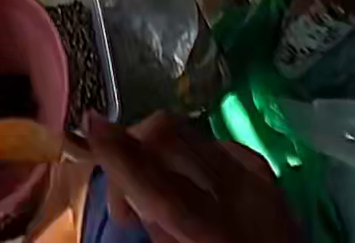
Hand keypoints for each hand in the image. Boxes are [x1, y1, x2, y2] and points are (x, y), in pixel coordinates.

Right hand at [84, 111, 301, 242]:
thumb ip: (160, 234)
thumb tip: (136, 202)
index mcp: (211, 232)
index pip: (153, 180)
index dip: (118, 151)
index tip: (90, 123)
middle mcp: (234, 190)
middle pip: (169, 135)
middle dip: (133, 148)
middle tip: (123, 202)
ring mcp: (254, 174)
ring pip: (189, 131)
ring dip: (159, 151)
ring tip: (153, 193)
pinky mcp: (264, 170)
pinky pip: (216, 145)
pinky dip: (192, 158)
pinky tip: (192, 189)